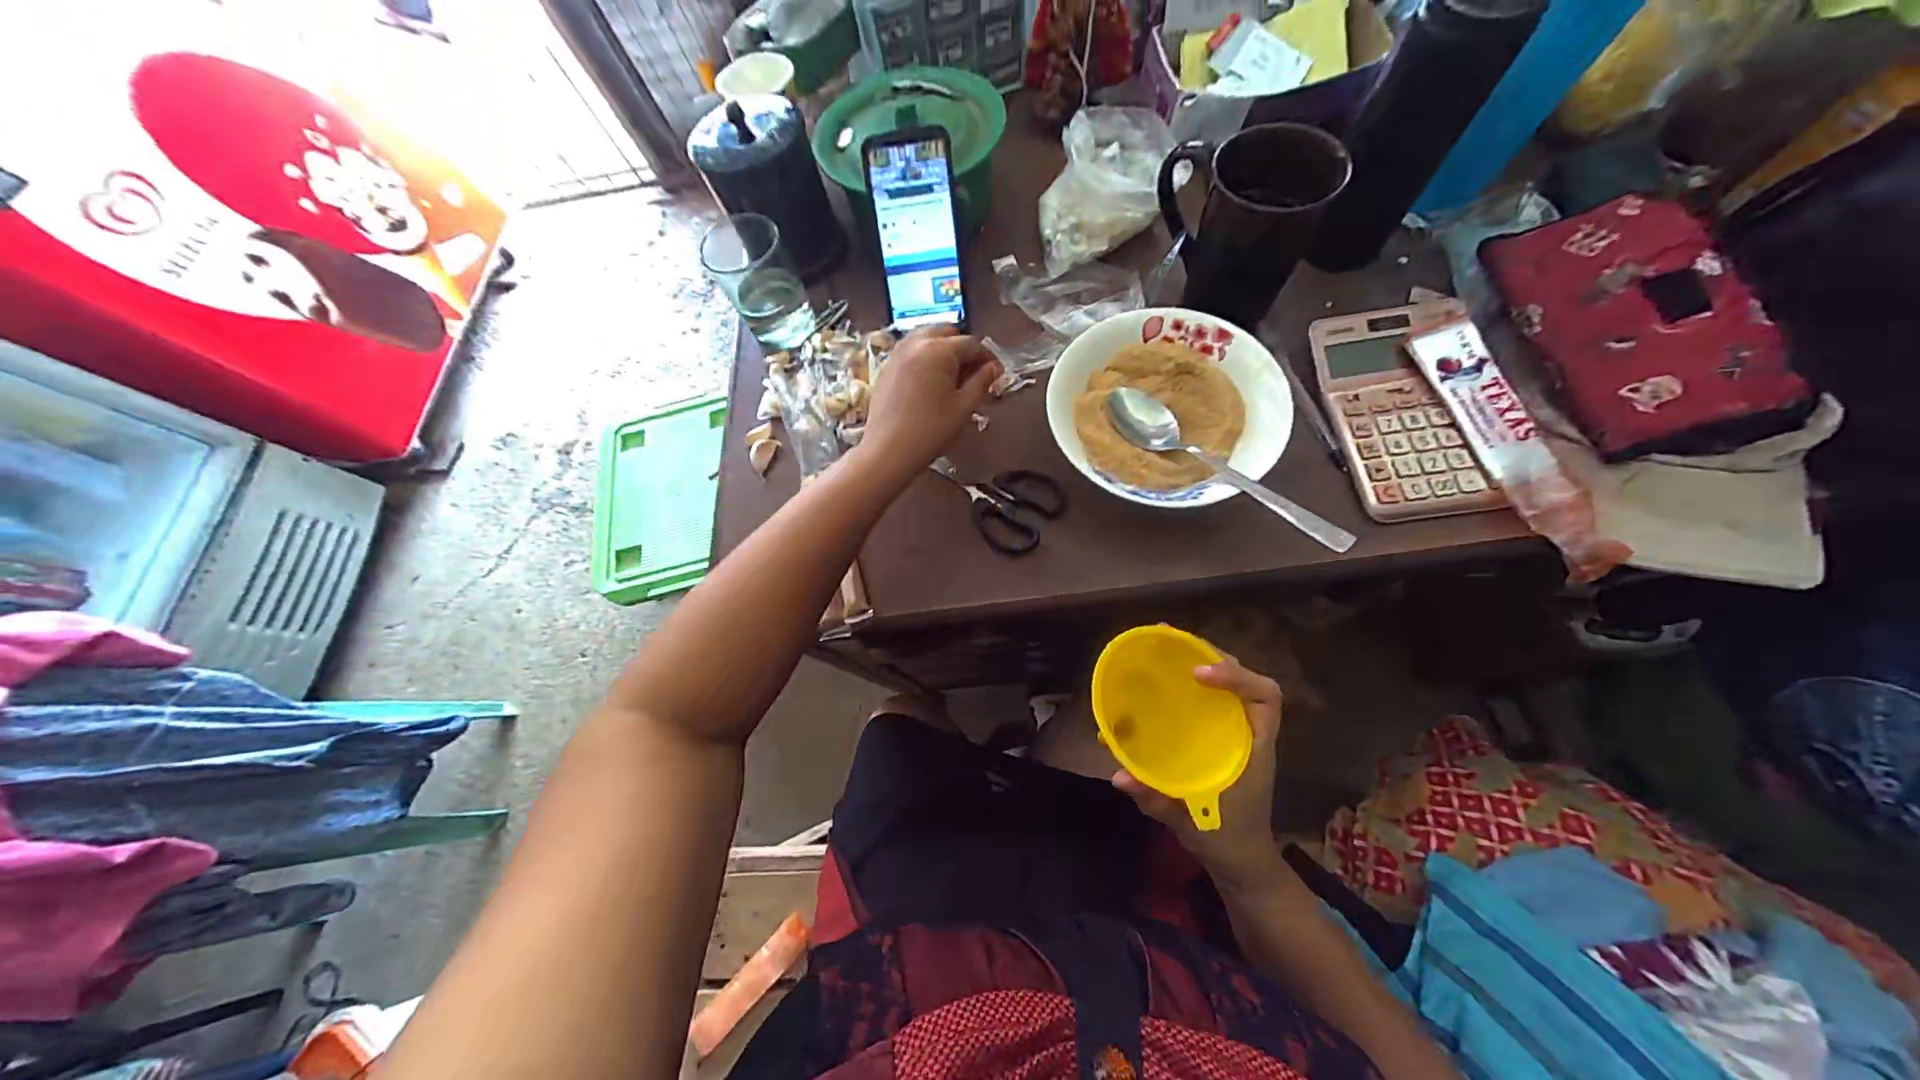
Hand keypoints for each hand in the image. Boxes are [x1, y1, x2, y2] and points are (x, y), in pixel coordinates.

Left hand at [858, 326, 1000, 473]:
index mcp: (939, 350)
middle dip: (964, 349)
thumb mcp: (964, 407)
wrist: (888, 450)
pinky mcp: (887, 366)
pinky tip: (931, 380)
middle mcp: (916, 343)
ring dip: (944, 349)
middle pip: (948, 333)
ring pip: (927, 338)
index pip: (972, 344)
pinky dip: (926, 356)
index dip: (987, 358)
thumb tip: (993, 368)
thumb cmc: (931, 430)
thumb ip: (981, 382)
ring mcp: (898, 353)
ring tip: (953, 375)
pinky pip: (911, 351)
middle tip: (974, 372)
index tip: (996, 374)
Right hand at [1113, 654, 1285, 889]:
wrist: (1242, 859)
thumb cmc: (1225, 838)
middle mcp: (1250, 732)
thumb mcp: (1190, 823)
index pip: (1266, 696)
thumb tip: (1118, 775)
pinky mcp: (1220, 736)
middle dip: (1209, 654)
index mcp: (1256, 748)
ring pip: (1227, 683)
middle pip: (1243, 677)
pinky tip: (1160, 675)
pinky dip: (1188, 682)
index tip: (1197, 675)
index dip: (1236, 677)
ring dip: (1198, 659)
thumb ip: (1156, 799)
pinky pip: (1210, 699)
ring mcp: (1237, 732)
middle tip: (1168, 639)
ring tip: (1162, 645)